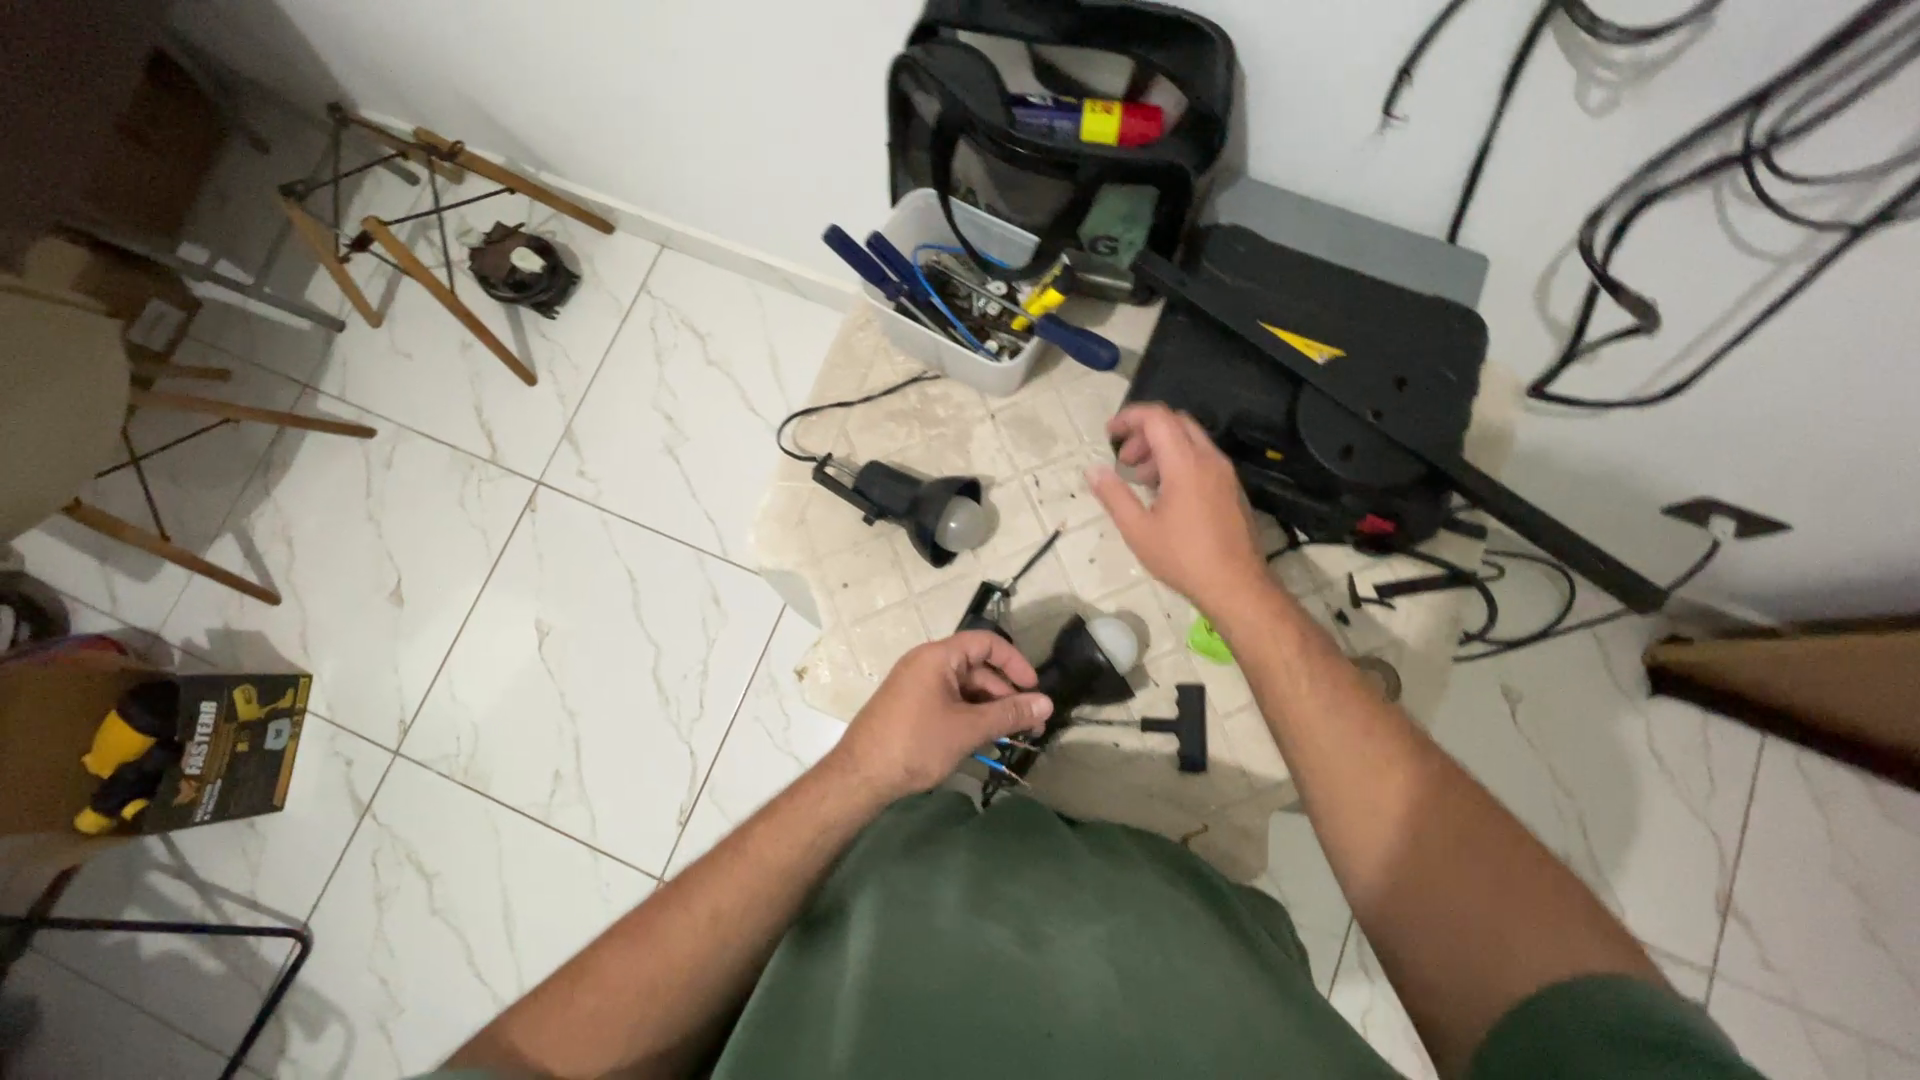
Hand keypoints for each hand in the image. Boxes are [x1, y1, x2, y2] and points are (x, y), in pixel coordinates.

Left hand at [825, 631, 1052, 804]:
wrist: (860, 776)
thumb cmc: (916, 744)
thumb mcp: (968, 729)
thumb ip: (1009, 714)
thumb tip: (1046, 704)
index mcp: (937, 657)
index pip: (986, 643)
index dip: (1014, 662)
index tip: (1034, 689)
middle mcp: (925, 664)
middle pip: (977, 669)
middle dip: (1006, 695)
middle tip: (1031, 726)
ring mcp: (916, 686)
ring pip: (964, 690)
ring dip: (989, 710)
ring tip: (1012, 738)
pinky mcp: (910, 708)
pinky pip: (949, 703)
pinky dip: (969, 718)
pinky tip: (984, 741)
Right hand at [1086, 403, 1273, 615]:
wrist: (1236, 585)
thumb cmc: (1183, 558)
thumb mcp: (1138, 530)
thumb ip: (1113, 495)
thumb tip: (1092, 470)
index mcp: (1185, 463)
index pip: (1157, 418)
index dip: (1129, 417)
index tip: (1109, 433)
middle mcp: (1209, 459)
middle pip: (1175, 422)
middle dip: (1144, 432)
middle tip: (1124, 460)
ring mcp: (1225, 473)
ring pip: (1191, 440)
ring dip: (1162, 448)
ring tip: (1140, 479)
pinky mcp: (1232, 488)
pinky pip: (1203, 459)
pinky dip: (1179, 461)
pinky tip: (1165, 494)